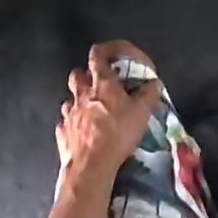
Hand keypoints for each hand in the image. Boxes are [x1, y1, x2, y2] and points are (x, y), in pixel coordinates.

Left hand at [56, 43, 161, 187]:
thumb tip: (154, 83)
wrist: (91, 168)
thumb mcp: (143, 111)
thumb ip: (150, 93)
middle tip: (101, 82)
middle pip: (77, 73)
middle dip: (87, 74)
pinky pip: (65, 122)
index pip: (98, 54)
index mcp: (102, 83)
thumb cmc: (118, 133)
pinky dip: (73, 123)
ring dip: (79, 99)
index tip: (116, 54)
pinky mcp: (63, 134)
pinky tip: (82, 130)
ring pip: (70, 98)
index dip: (106, 49)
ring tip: (92, 108)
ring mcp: (69, 114)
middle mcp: (82, 94)